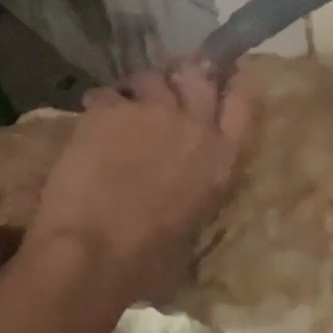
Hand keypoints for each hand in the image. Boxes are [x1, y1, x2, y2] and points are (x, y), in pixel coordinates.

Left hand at [26, 63, 249, 302]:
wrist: (92, 251)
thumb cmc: (145, 260)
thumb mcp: (190, 227)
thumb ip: (195, 191)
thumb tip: (182, 188)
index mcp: (220, 160)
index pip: (242, 102)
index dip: (235, 82)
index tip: (228, 72)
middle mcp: (193, 126)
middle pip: (196, 75)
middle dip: (183, 73)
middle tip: (168, 82)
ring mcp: (151, 112)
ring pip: (149, 78)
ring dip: (138, 88)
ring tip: (123, 105)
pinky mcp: (109, 109)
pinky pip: (106, 93)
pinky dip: (99, 102)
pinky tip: (90, 117)